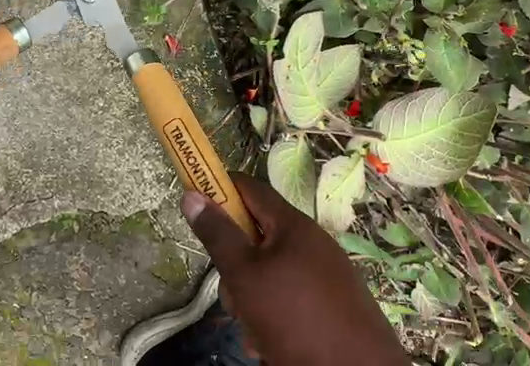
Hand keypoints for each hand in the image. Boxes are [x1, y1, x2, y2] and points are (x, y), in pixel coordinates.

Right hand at [181, 173, 407, 365]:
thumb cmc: (295, 319)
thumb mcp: (244, 275)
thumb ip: (217, 234)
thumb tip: (192, 195)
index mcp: (293, 225)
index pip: (249, 188)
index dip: (219, 191)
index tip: (198, 212)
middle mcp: (313, 244)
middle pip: (258, 236)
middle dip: (236, 264)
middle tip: (232, 293)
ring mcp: (328, 276)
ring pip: (273, 272)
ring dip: (253, 296)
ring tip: (253, 330)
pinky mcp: (337, 306)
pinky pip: (293, 297)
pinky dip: (276, 314)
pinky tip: (270, 343)